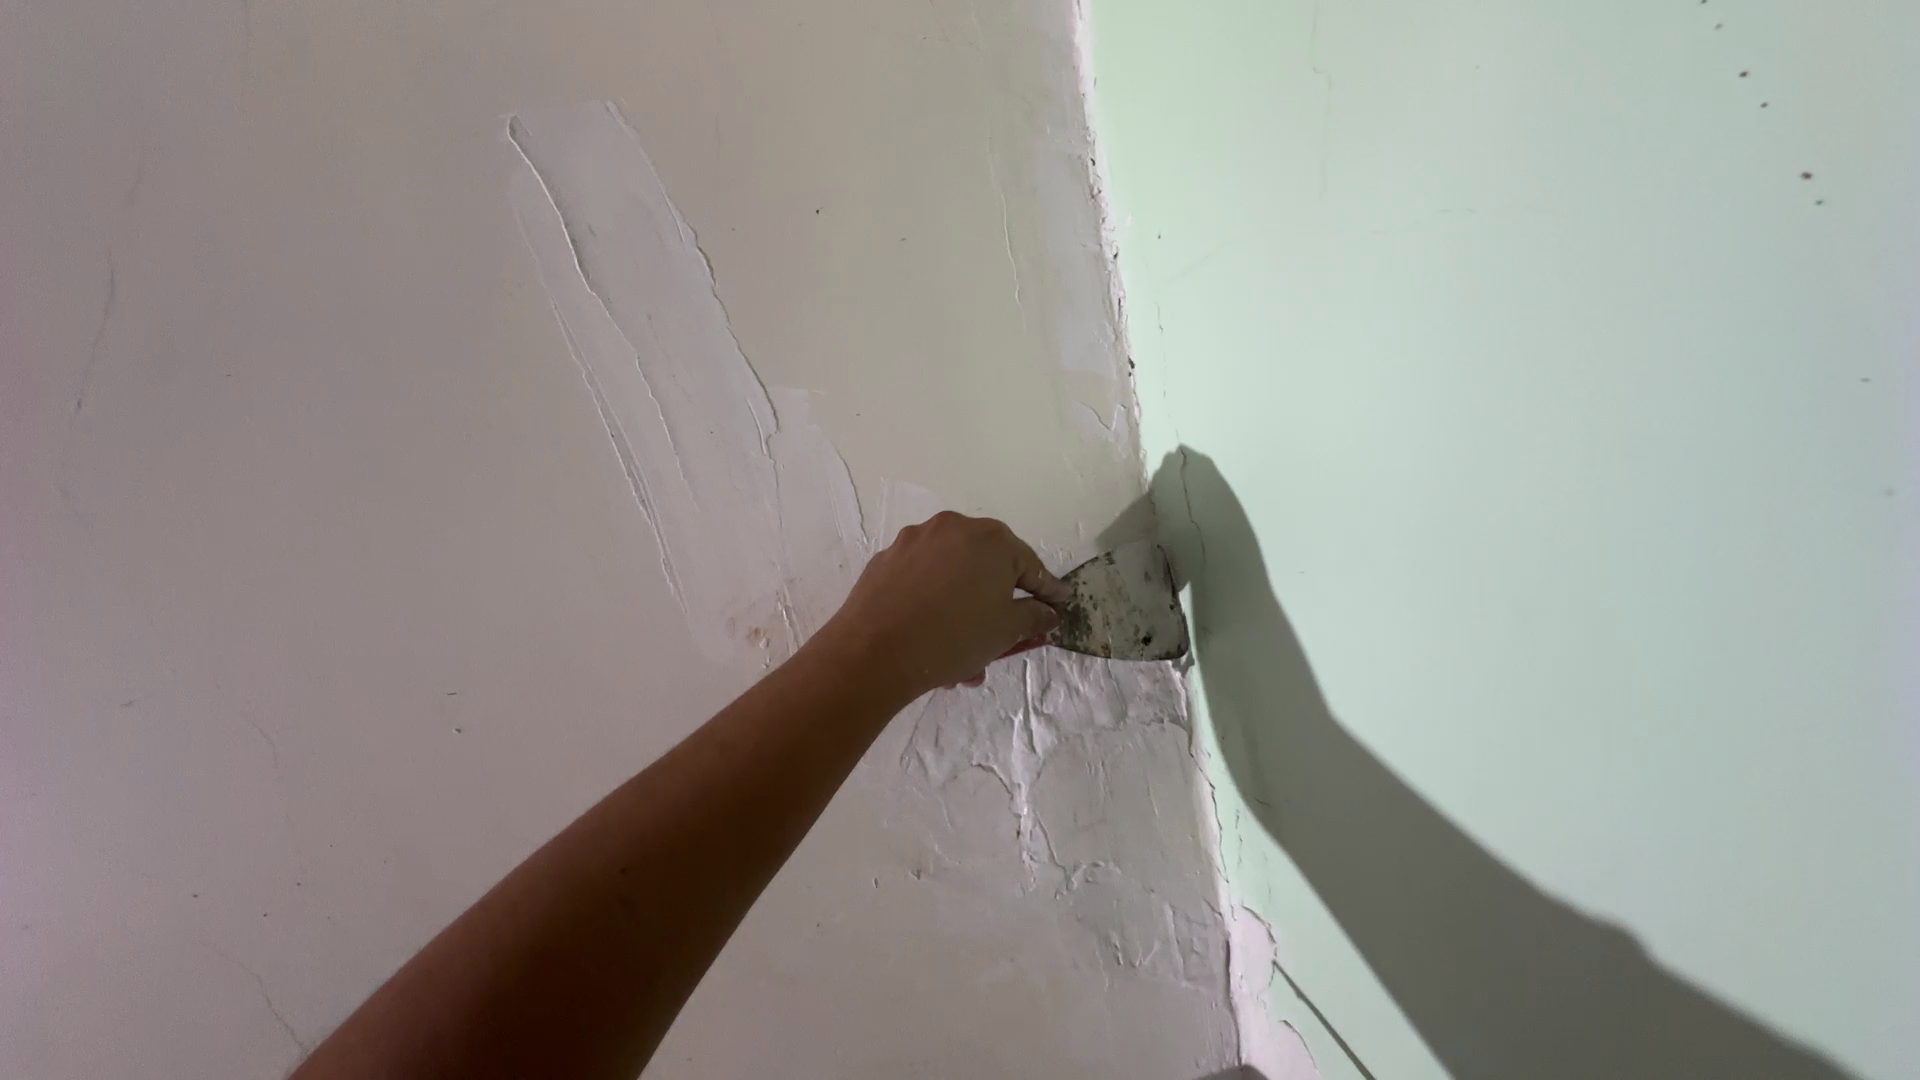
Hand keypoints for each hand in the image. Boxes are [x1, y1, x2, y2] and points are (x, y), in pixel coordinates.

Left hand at [810, 511, 1066, 698]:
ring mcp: (915, 541)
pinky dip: (932, 604)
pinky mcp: (886, 560)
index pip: (1030, 567)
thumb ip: (1034, 617)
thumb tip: (1047, 611)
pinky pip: (922, 582)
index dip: (1047, 591)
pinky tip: (930, 637)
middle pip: (987, 569)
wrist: (873, 652)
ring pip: (952, 577)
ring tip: (962, 658)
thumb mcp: (1006, 632)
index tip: (1059, 605)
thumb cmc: (954, 637)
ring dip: (963, 611)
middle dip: (997, 606)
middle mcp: (953, 528)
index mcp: (991, 539)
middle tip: (1003, 640)